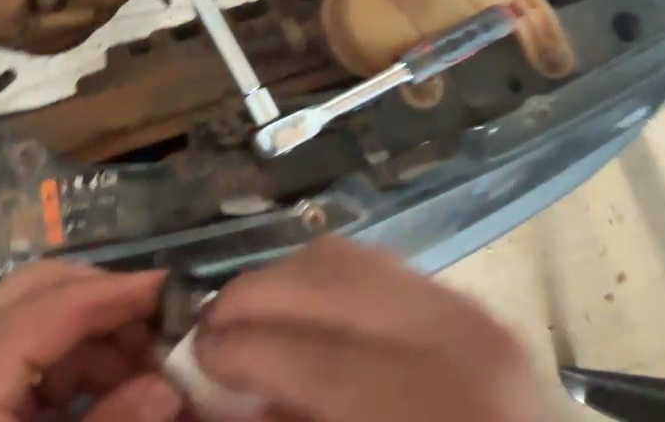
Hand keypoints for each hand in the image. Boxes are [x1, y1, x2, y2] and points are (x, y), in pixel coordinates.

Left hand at [0, 260, 181, 421]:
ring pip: (35, 324)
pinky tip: (113, 397)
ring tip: (151, 373)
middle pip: (42, 294)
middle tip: (165, 331)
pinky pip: (23, 363)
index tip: (177, 291)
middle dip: (106, 305)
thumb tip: (166, 387)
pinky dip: (71, 370)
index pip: (59, 302)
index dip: (122, 293)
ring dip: (94, 339)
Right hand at [192, 236, 545, 421]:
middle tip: (212, 329)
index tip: (196, 354)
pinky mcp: (466, 302)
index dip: (240, 350)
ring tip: (254, 321)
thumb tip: (226, 391)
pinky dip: (320, 280)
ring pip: (342, 257)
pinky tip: (303, 316)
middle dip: (249, 298)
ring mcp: (468, 310)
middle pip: (322, 279)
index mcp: (438, 409)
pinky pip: (371, 265)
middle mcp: (459, 340)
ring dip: (281, 282)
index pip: (313, 356)